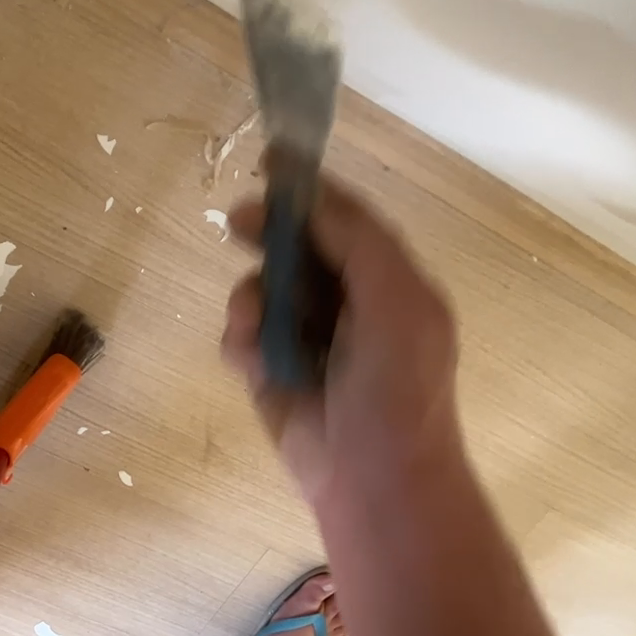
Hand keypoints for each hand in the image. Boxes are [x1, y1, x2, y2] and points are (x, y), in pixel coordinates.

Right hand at [222, 179, 461, 502]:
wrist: (371, 474)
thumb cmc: (398, 385)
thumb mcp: (398, 298)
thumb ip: (358, 241)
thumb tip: (311, 198)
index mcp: (384, 280)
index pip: (341, 222)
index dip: (308, 191)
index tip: (271, 160)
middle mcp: (341, 304)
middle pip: (293, 251)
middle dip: (266, 235)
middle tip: (238, 221)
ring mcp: (300, 340)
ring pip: (259, 292)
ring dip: (251, 297)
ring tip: (253, 319)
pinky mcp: (266, 374)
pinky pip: (238, 339)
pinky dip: (238, 341)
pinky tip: (248, 356)